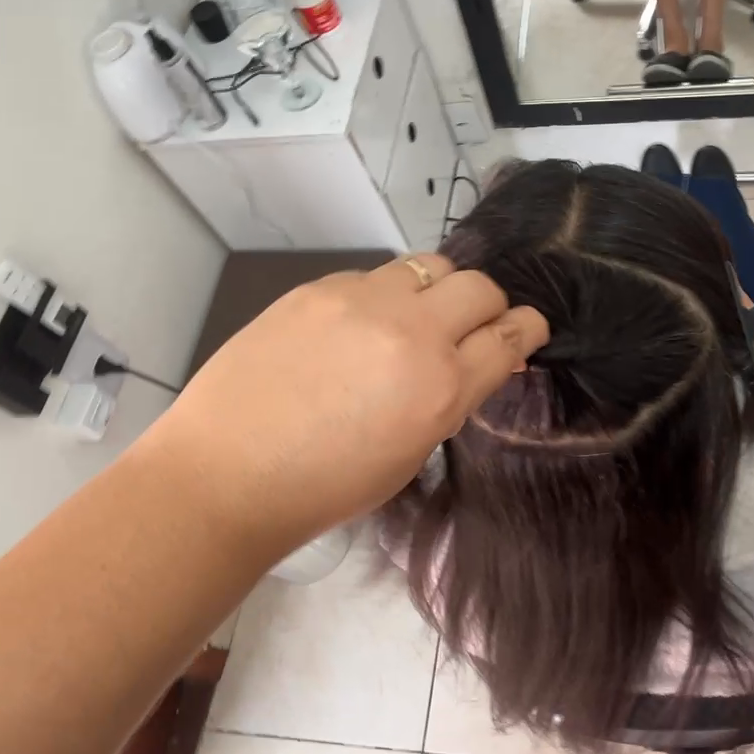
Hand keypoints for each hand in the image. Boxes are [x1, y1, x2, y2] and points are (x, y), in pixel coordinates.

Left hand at [141, 255, 547, 551]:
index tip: (526, 330)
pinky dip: (383, 296)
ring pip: (430, 266)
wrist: (227, 473)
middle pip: (480, 287)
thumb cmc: (326, 487)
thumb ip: (449, 398)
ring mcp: (361, 301)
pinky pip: (373, 276)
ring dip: (438, 290)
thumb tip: (477, 361)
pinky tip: (357, 328)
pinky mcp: (317, 287)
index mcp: (440, 388)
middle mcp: (411, 332)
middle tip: (473, 326)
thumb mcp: (410, 452)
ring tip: (415, 318)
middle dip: (489, 306)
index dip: (526, 330)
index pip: (510, 336)